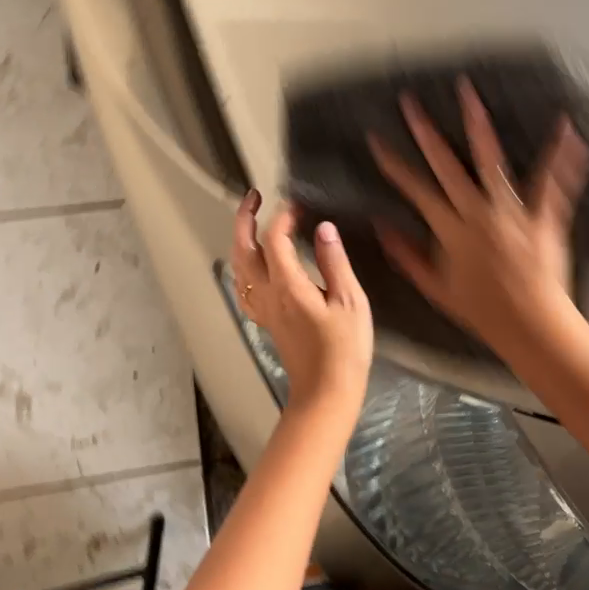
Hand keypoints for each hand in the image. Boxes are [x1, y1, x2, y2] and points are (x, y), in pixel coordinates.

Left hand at [231, 190, 373, 409]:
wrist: (326, 392)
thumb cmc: (344, 348)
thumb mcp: (350, 302)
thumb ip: (334, 262)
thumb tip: (323, 227)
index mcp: (287, 286)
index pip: (274, 240)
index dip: (282, 217)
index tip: (298, 206)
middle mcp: (267, 294)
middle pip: (243, 250)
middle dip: (244, 219)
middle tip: (253, 197)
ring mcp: (263, 309)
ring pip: (238, 268)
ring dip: (240, 240)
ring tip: (250, 222)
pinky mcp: (266, 321)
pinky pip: (244, 286)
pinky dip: (243, 266)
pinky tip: (252, 264)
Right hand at [370, 77, 588, 347]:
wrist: (530, 325)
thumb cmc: (483, 310)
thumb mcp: (436, 289)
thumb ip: (408, 256)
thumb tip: (382, 227)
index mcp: (450, 229)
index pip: (414, 189)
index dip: (393, 163)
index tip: (376, 138)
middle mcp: (476, 212)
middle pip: (445, 163)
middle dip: (425, 130)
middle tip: (410, 101)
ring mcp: (511, 211)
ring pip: (490, 159)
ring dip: (478, 123)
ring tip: (468, 93)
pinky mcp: (543, 216)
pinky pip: (553, 182)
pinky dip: (563, 155)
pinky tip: (568, 127)